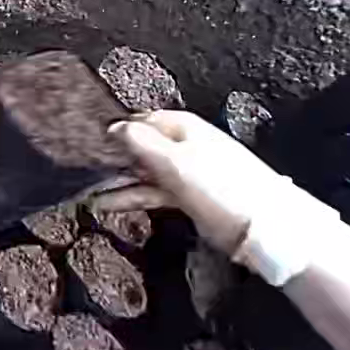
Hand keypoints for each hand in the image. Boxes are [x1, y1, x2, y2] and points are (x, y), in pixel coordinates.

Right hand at [101, 111, 339, 281]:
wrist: (266, 230)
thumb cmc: (221, 190)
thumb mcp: (176, 163)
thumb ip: (141, 143)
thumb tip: (112, 126)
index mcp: (182, 127)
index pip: (138, 120)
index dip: (113, 128)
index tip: (86, 139)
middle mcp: (183, 144)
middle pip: (140, 144)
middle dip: (112, 154)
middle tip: (82, 164)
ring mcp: (187, 171)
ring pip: (143, 170)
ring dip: (117, 179)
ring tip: (86, 189)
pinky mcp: (189, 196)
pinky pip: (152, 191)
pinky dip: (131, 196)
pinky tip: (107, 203)